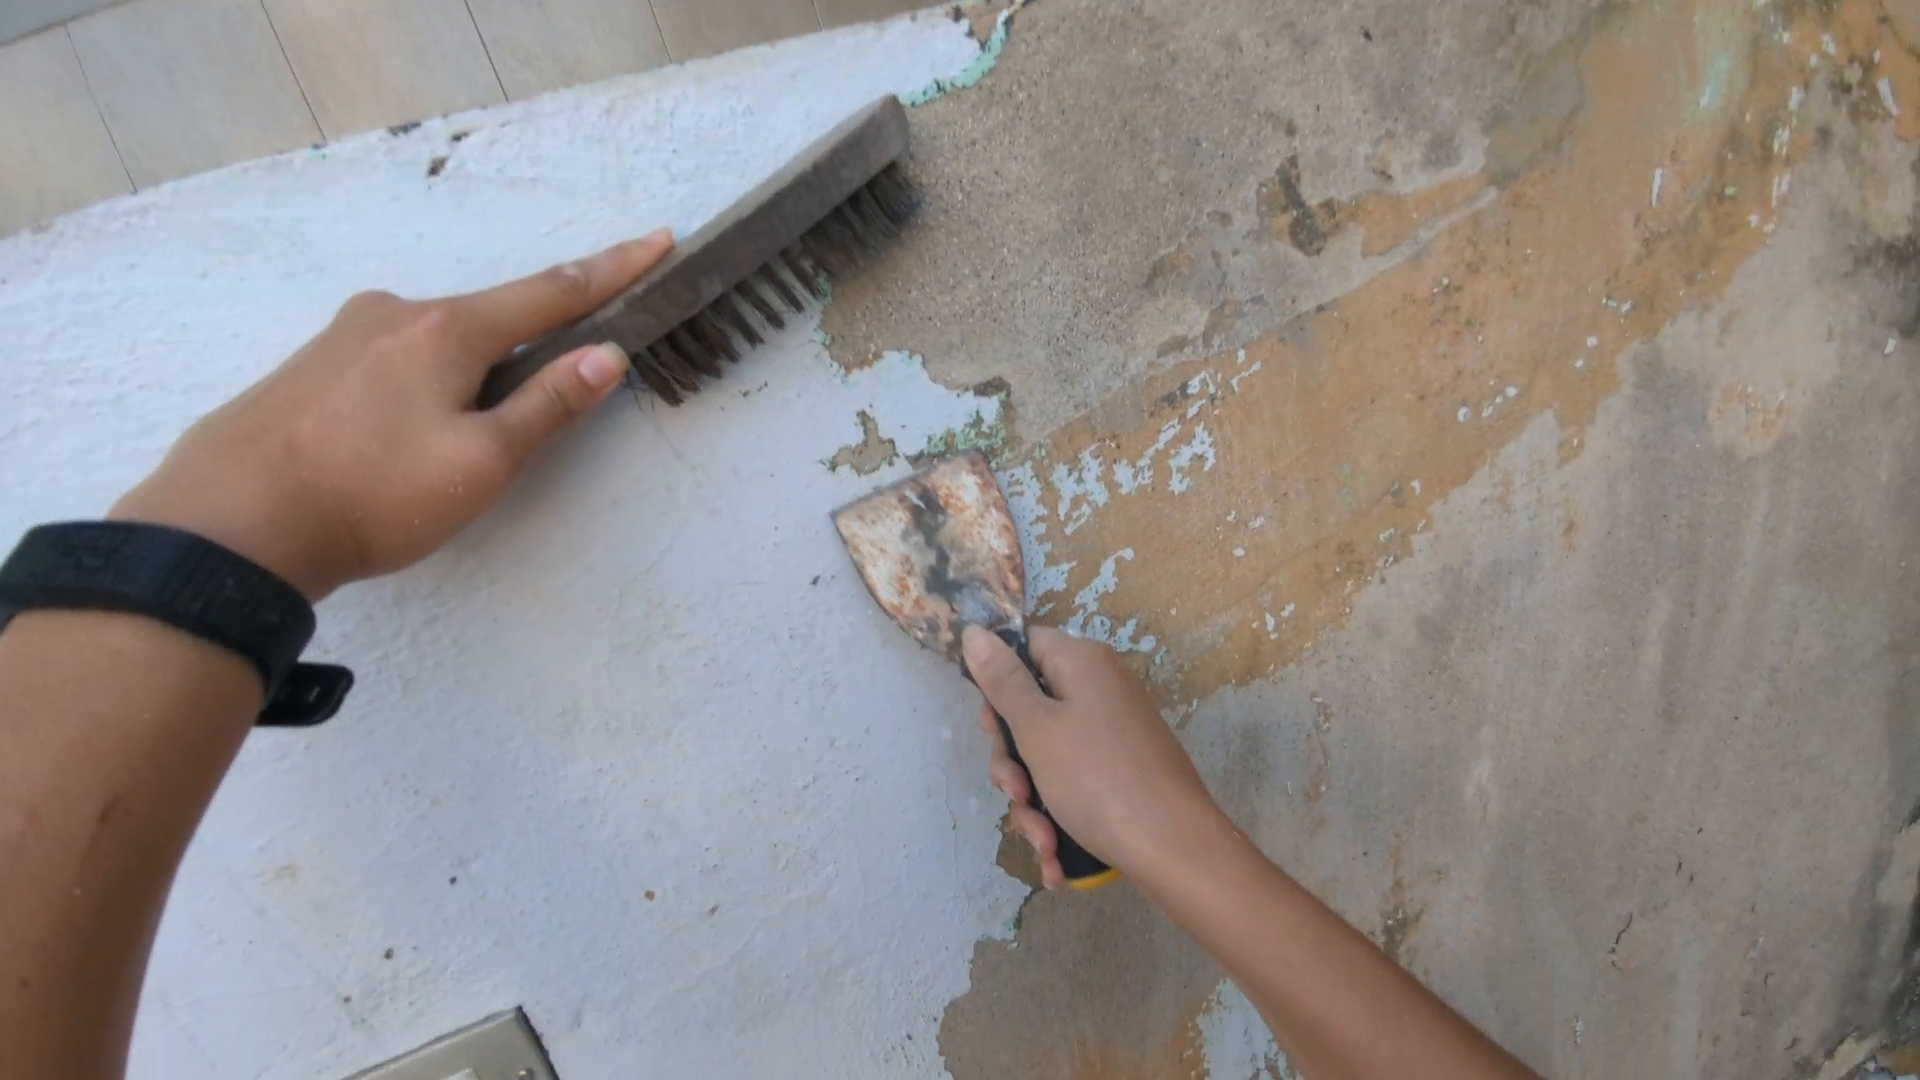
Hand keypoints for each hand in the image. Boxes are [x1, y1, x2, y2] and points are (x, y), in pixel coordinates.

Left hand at [110, 232, 673, 599]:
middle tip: (585, 362)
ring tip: (496, 422)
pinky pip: (412, 350)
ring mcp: (350, 332)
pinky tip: (437, 415)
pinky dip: (451, 370)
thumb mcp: (484, 460)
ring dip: (495, 359)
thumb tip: (609, 354)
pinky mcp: (321, 362)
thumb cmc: (376, 495)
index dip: (615, 270)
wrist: (228, 528)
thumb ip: (549, 404)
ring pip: (453, 336)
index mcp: (447, 330)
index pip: (553, 292)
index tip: (661, 241)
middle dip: (551, 328)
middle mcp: (398, 312)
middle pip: (501, 311)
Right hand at [962, 625, 1225, 887]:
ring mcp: (1113, 732)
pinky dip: (1059, 816)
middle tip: (1015, 791)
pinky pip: (1075, 781)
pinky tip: (1056, 858)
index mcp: (1082, 663)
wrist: (1175, 849)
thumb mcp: (1036, 728)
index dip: (999, 682)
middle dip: (1014, 760)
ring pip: (1048, 755)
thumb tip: (973, 630)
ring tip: (1042, 841)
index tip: (991, 727)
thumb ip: (1002, 680)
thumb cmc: (1097, 778)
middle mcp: (1099, 689)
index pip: (1026, 647)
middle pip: (1032, 708)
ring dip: (1033, 801)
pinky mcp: (1121, 770)